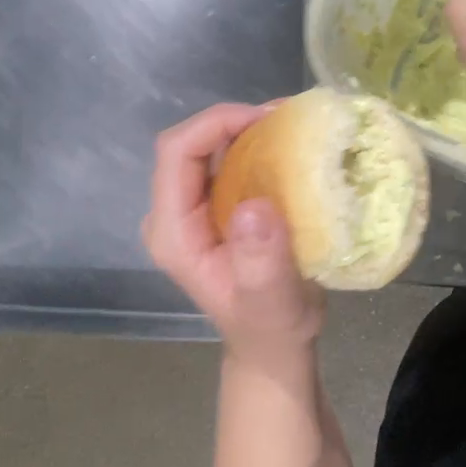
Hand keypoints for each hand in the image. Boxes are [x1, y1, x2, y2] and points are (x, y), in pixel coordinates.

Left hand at [143, 104, 324, 366]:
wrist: (273, 348)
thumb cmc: (271, 329)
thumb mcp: (271, 300)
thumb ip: (260, 261)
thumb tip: (254, 207)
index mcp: (173, 233)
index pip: (176, 153)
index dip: (215, 124)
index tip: (266, 119)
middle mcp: (174, 215)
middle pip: (190, 145)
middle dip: (234, 121)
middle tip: (286, 118)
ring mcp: (192, 211)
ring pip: (208, 149)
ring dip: (246, 131)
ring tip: (292, 125)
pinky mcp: (213, 210)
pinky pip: (226, 162)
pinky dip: (255, 146)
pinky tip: (288, 144)